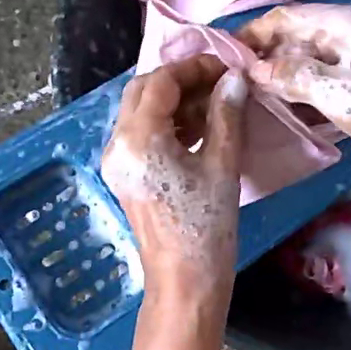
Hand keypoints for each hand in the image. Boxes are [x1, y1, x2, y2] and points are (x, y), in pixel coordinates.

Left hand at [101, 55, 247, 299]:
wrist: (183, 281)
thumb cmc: (206, 227)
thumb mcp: (221, 166)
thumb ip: (225, 115)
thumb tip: (234, 78)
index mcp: (138, 139)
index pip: (160, 81)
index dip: (194, 68)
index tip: (227, 68)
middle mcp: (117, 144)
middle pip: (143, 91)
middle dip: (181, 80)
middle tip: (220, 83)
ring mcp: (116, 161)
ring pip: (140, 111)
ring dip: (174, 101)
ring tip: (215, 104)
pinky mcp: (124, 175)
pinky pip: (141, 135)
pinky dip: (167, 123)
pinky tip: (199, 128)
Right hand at [237, 2, 350, 186]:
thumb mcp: (341, 94)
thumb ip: (295, 77)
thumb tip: (253, 67)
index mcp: (348, 24)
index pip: (288, 17)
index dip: (253, 33)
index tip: (222, 56)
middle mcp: (350, 37)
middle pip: (295, 39)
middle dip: (263, 58)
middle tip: (229, 84)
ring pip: (305, 65)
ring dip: (279, 80)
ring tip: (246, 101)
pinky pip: (319, 86)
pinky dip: (298, 97)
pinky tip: (278, 114)